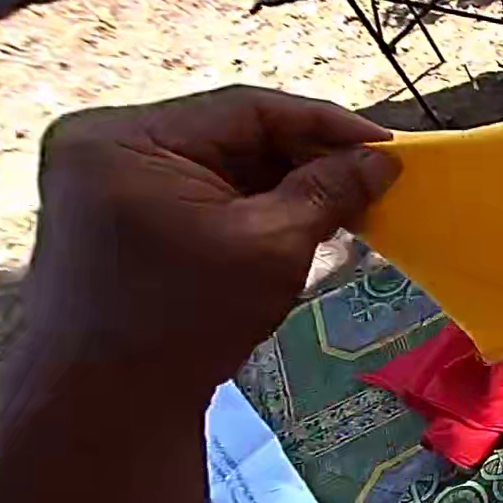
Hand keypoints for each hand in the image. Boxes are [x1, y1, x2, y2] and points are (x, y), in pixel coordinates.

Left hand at [22, 86, 399, 402]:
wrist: (114, 394)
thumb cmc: (191, 312)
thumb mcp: (273, 244)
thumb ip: (330, 191)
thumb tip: (384, 160)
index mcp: (131, 138)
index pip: (248, 108)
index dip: (328, 123)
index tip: (389, 146)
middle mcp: (119, 145)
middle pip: (241, 134)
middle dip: (316, 157)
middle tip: (379, 179)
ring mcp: (125, 181)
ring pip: (236, 165)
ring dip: (299, 182)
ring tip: (357, 202)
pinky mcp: (141, 215)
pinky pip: (222, 193)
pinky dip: (273, 204)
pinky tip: (316, 220)